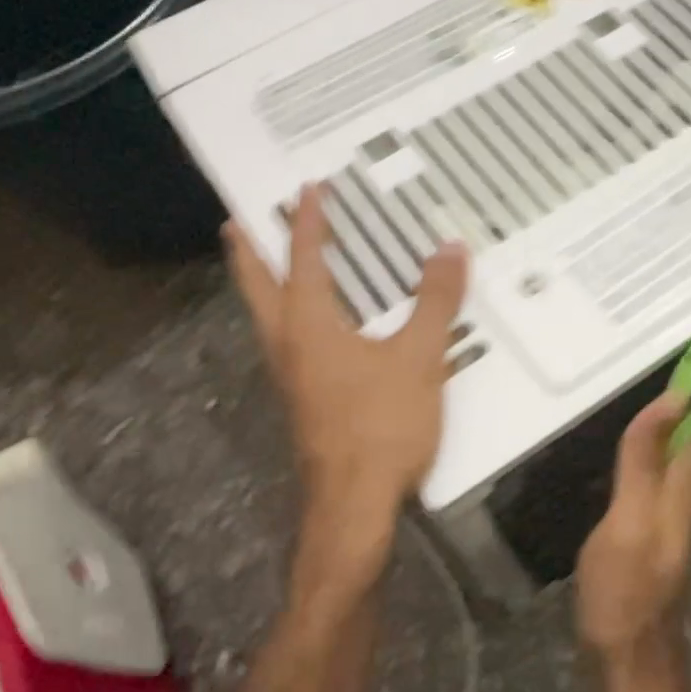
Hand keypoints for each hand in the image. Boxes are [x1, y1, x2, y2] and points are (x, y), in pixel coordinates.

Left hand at [226, 184, 468, 571]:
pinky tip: (316, 330)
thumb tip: (450, 247)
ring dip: (263, 285)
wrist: (355, 503)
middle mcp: (287, 345)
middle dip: (249, 251)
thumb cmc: (383, 426)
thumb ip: (435, 302)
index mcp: (309, 325)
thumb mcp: (420, 359)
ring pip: (265, 318)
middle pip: (256, 287)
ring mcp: (290, 378)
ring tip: (270, 264)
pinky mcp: (304, 403)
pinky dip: (289, 318)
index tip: (309, 188)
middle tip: (239, 220)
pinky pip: (287, 343)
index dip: (307, 222)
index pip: (303, 259)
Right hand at [575, 394, 690, 691]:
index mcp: (684, 487)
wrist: (634, 664)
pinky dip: (676, 439)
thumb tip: (676, 398)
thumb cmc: (625, 595)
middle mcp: (689, 495)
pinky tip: (661, 437)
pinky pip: (675, 468)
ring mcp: (676, 515)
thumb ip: (646, 463)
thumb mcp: (628, 524)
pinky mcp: (661, 530)